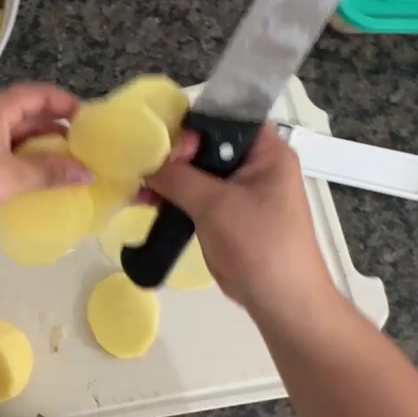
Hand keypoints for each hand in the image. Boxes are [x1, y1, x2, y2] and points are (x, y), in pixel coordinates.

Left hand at [0, 83, 92, 236]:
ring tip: (62, 158)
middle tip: (80, 143)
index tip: (87, 118)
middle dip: (53, 124)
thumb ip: (51, 170)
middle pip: (23, 109)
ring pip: (10, 128)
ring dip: (36, 140)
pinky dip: (18, 151)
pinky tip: (31, 169)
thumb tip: (88, 171)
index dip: (63, 102)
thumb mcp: (13, 178)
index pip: (36, 93)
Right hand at [144, 124, 341, 321]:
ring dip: (167, 177)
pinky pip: (193, 194)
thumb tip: (145, 164)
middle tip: (145, 168)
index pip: (226, 119)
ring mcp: (239, 190)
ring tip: (139, 188)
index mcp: (266, 152)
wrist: (279, 297)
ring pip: (196, 171)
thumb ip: (178, 177)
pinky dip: (171, 196)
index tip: (166, 148)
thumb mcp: (215, 204)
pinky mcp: (224, 213)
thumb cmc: (259, 244)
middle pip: (206, 144)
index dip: (193, 127)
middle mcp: (254, 165)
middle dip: (172, 155)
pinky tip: (146, 201)